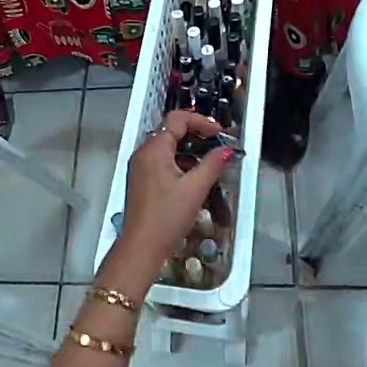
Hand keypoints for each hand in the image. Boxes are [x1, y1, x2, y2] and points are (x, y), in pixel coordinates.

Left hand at [109, 111, 235, 277]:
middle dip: (196, 134)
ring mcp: (139, 167)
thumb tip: (226, 150)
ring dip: (188, 149)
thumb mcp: (195, 189)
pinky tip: (194, 177)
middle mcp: (143, 154)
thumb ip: (212, 164)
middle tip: (217, 143)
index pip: (177, 119)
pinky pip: (161, 162)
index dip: (201, 121)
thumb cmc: (167, 217)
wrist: (142, 246)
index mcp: (153, 150)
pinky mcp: (141, 181)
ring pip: (166, 147)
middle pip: (170, 131)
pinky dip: (179, 162)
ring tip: (210, 161)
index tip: (219, 133)